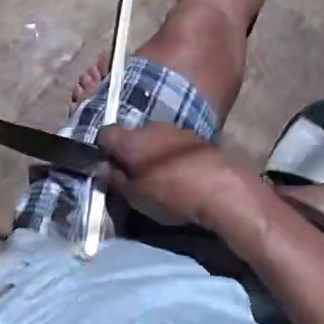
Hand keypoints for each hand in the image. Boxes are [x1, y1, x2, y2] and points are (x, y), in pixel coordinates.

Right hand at [97, 122, 270, 236]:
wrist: (220, 188)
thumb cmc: (170, 193)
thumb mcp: (133, 196)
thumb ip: (116, 179)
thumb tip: (105, 168)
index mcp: (131, 139)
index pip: (106, 133)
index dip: (103, 149)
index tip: (107, 165)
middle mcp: (153, 126)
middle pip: (133, 134)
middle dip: (131, 150)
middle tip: (133, 174)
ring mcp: (178, 129)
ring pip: (157, 137)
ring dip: (154, 152)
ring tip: (159, 175)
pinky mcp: (199, 137)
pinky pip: (176, 144)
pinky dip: (173, 154)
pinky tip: (179, 172)